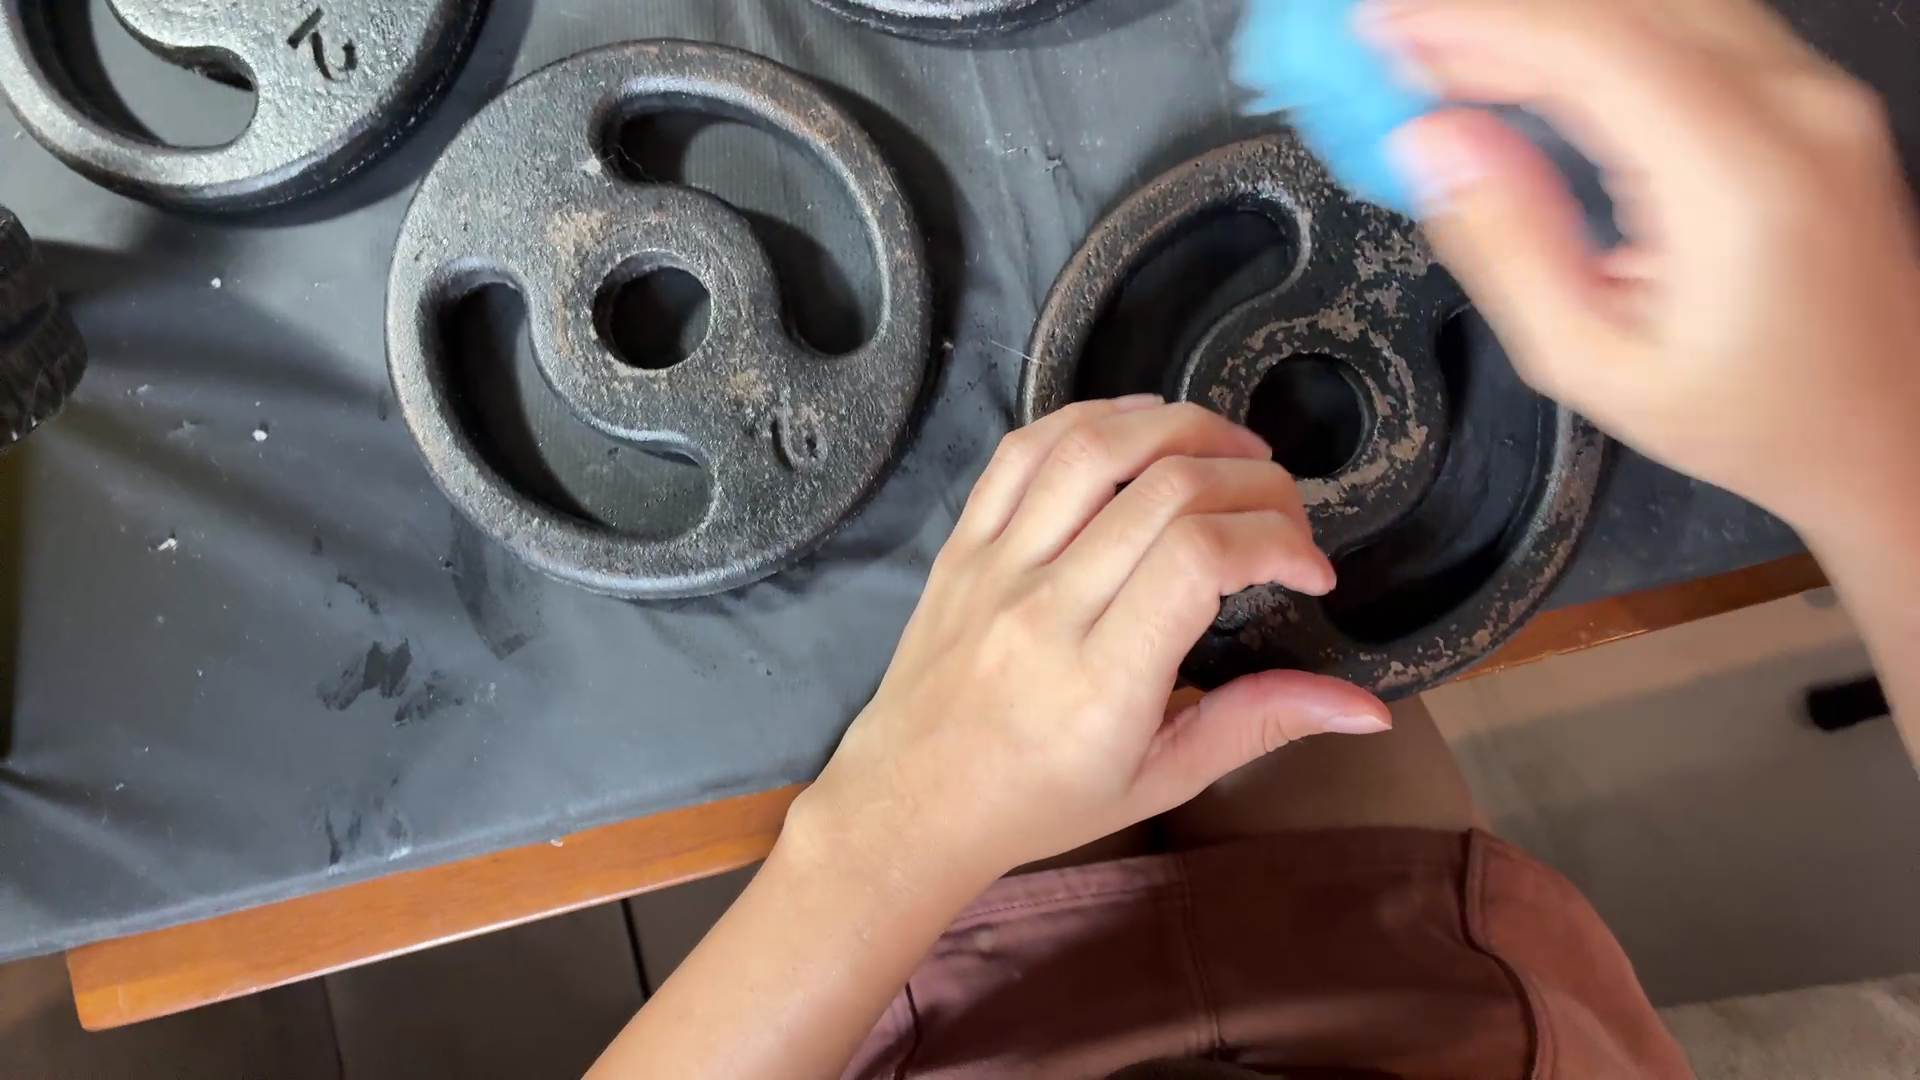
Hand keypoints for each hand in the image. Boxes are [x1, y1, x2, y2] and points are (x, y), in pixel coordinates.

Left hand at [790, 398, 1390, 891]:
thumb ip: (1258, 726)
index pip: (1199, 556)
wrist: (914, 800)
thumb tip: (1368, 705)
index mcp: (1101, 677)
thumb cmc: (1039, 801)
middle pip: (1161, 489)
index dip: (1275, 537)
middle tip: (1282, 506)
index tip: (1308, 566)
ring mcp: (994, 565)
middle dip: (1249, 477)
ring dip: (1175, 424)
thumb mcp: (1159, 781)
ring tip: (1226, 444)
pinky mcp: (961, 545)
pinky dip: (1086, 417)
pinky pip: (1018, 453)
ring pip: (1090, 450)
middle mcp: (1046, 606)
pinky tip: (1136, 422)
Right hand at [1364, 0, 1919, 541]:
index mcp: (1738, 180)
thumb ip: (1506, 243)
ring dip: (1530, 24)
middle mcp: (1792, 110)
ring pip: (1653, 12)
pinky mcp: (1793, 109)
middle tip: (1389, 36)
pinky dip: (1578, 42)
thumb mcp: (1582, 355)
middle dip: (1490, 16)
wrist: (1875, 427)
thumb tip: (1435, 150)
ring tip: (1430, 51)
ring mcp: (1806, 100)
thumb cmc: (1733, 412)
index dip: (1476, 27)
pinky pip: (1676, 42)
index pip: (1593, 52)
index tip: (1386, 28)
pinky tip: (1513, 68)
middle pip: (1625, 11)